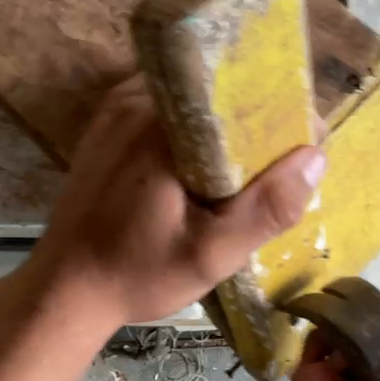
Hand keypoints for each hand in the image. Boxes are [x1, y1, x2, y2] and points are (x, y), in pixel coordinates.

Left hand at [20, 79, 325, 327]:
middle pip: (215, 92)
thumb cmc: (135, 274)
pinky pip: (163, 112)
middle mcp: (136, 102)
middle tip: (276, 163)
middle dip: (252, 120)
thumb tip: (315, 158)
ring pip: (190, 101)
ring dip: (221, 127)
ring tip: (246, 168)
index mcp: (162, 126)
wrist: (64, 289)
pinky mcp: (105, 128)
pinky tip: (203, 168)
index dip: (280, 113)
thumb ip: (265, 209)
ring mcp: (115, 111)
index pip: (240, 91)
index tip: (300, 146)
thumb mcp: (210, 255)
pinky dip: (190, 131)